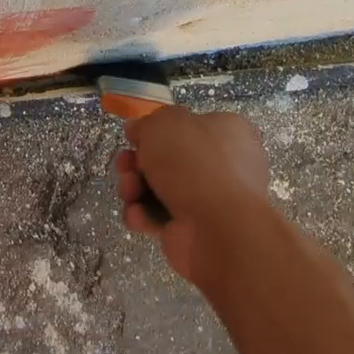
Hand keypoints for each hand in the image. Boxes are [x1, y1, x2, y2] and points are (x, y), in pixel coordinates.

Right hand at [114, 105, 271, 282]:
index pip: (187, 125)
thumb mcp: (163, 123)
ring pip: (159, 188)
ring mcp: (211, 201)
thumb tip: (137, 130)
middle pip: (167, 158)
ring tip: (129, 193)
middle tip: (126, 166)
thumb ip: (146, 123)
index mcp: (228, 133)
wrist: (218, 229)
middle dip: (136, 163)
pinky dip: (144, 215)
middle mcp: (224, 166)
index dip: (155, 129)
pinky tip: (138, 216)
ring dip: (134, 188)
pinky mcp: (197, 230)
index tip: (134, 137)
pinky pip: (161, 216)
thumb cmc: (194, 164)